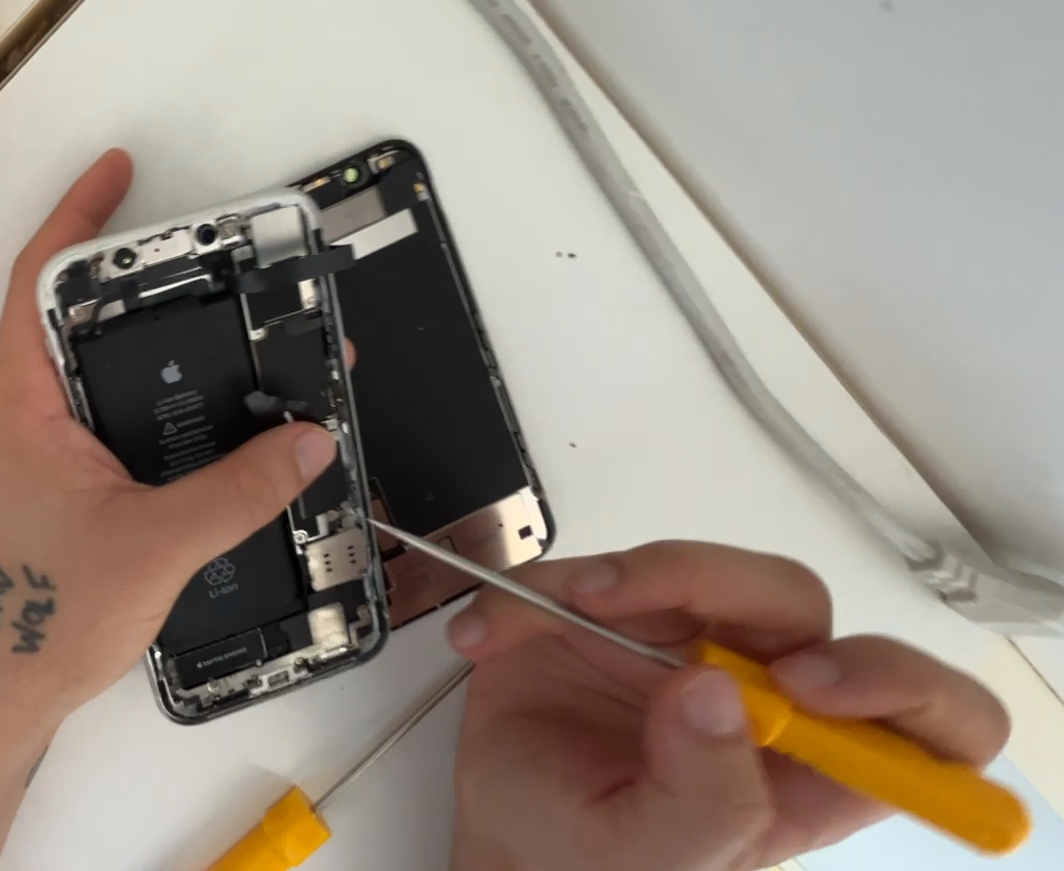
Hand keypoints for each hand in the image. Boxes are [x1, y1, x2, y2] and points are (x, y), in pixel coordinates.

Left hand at [0, 148, 338, 727]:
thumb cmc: (45, 618)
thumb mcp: (154, 545)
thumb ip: (239, 491)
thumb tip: (310, 439)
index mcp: (25, 400)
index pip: (39, 279)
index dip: (77, 215)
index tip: (117, 170)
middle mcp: (26, 408)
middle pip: (68, 307)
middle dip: (124, 264)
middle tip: (188, 242)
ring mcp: (41, 441)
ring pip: (88, 358)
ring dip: (136, 327)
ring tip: (203, 310)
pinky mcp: (61, 474)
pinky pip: (103, 404)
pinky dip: (144, 383)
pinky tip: (194, 398)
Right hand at [442, 541, 1010, 870]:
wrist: (501, 828)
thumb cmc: (588, 860)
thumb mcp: (655, 854)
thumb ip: (707, 795)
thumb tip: (716, 690)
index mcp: (808, 762)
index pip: (926, 713)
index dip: (892, 681)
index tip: (806, 683)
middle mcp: (753, 685)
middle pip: (782, 597)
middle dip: (696, 578)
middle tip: (608, 598)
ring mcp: (673, 637)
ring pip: (672, 566)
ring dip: (586, 578)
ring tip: (518, 623)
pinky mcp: (595, 610)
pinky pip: (565, 572)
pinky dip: (515, 595)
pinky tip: (481, 639)